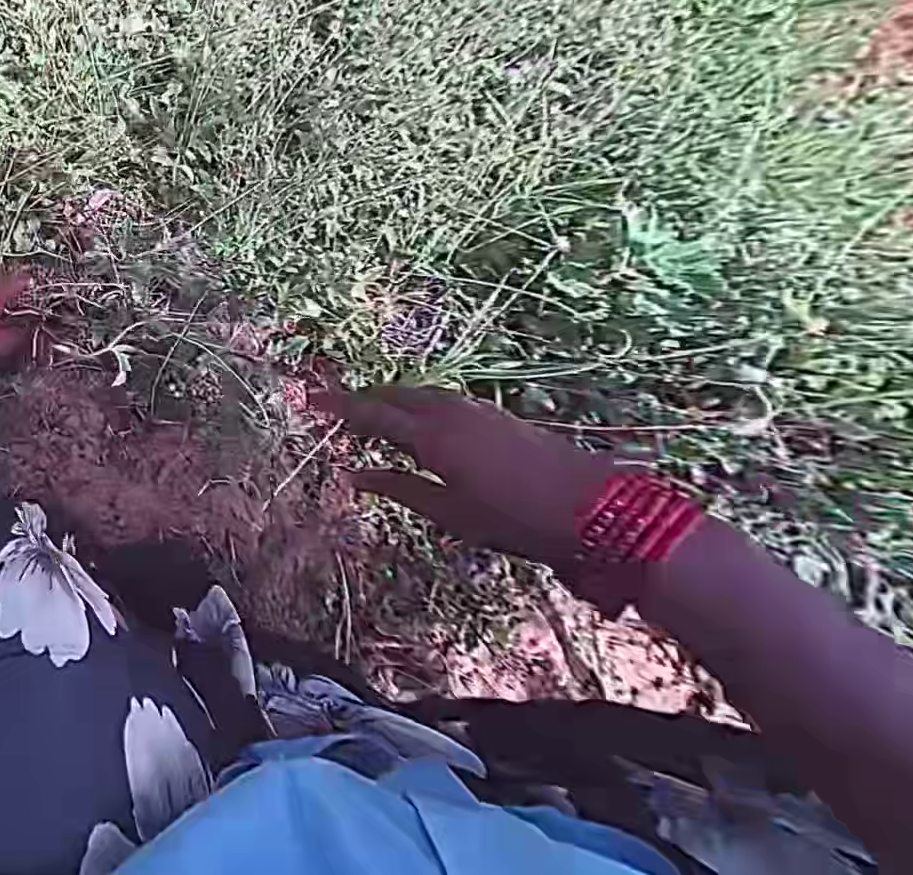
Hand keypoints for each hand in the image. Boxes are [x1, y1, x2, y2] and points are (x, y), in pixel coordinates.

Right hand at [317, 385, 615, 565]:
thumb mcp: (450, 513)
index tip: (309, 400)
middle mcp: (449, 414)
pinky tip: (421, 419)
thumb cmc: (516, 519)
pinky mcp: (497, 416)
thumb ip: (398, 488)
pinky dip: (419, 404)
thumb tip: (352, 475)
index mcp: (430, 437)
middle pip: (394, 395)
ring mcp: (476, 411)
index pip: (371, 413)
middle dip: (362, 398)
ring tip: (374, 412)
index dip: (337, 406)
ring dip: (392, 399)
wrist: (603, 512)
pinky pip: (443, 399)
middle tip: (337, 408)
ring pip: (420, 394)